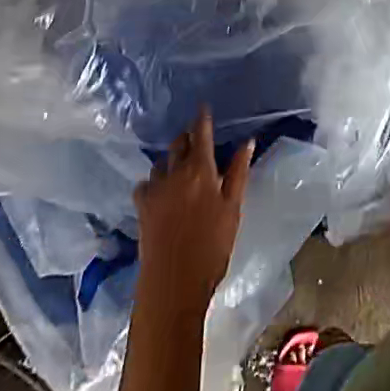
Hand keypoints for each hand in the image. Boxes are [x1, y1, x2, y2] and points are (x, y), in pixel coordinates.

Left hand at [134, 108, 252, 304]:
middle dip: (187, 137)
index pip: (201, 134)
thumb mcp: (232, 210)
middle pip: (179, 143)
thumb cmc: (212, 247)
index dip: (202, 119)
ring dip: (171, 159)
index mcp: (201, 169)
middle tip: (196, 140)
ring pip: (162, 161)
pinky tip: (161, 193)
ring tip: (180, 169)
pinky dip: (155, 182)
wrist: (174, 282)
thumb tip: (248, 141)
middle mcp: (175, 171)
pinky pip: (147, 183)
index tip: (203, 108)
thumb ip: (238, 173)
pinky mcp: (141, 204)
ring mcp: (155, 187)